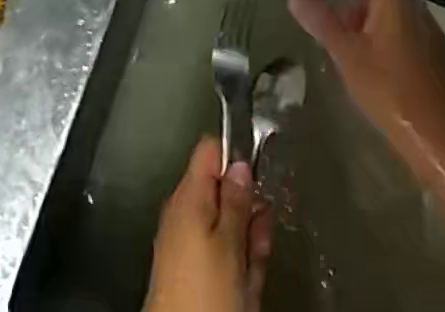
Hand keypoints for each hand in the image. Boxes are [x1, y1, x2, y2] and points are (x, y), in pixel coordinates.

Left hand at [144, 136, 272, 311]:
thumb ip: (237, 200)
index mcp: (189, 197)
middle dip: (248, 210)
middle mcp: (185, 213)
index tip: (258, 170)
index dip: (235, 154)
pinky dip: (240, 266)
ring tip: (252, 267)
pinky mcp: (195, 272)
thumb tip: (240, 164)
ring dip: (248, 243)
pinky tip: (247, 287)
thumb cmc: (205, 292)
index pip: (209, 151)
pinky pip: (223, 254)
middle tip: (260, 231)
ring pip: (229, 226)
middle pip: (224, 192)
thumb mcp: (230, 242)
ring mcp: (188, 243)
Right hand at [288, 0, 444, 195]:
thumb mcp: (347, 56)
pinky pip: (410, 29)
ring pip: (400, 9)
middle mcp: (419, 12)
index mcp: (397, 3)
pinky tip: (374, 56)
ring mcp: (434, 37)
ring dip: (374, 8)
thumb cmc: (392, 93)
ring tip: (349, 28)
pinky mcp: (440, 60)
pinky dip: (389, 28)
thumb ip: (322, 23)